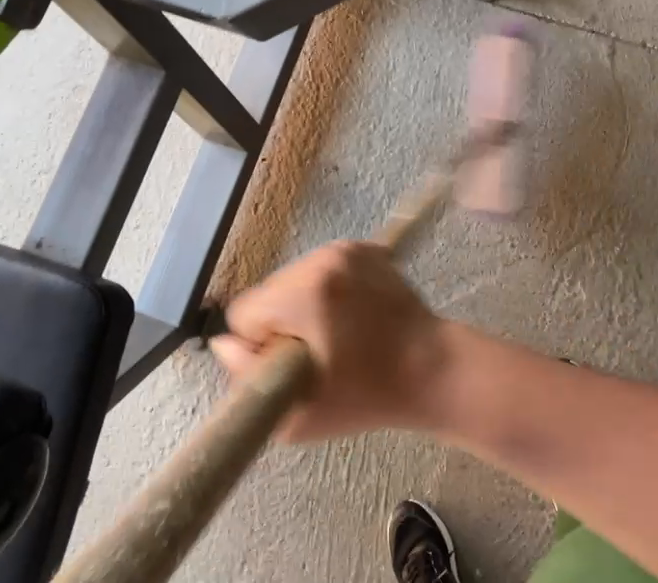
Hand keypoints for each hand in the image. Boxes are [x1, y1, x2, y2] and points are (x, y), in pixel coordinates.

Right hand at [209, 240, 450, 442]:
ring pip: (295, 280)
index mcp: (304, 291)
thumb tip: (225, 345)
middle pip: (269, 292)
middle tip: (316, 353)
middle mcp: (324, 258)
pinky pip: (324, 270)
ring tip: (336, 336)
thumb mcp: (296, 410)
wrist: (432, 368)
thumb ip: (246, 377)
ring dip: (302, 306)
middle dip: (280, 322)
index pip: (243, 313)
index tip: (289, 364)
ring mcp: (349, 248)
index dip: (258, 346)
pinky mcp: (368, 249)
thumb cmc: (366, 396)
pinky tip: (350, 317)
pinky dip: (328, 291)